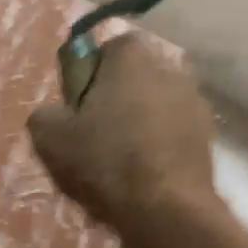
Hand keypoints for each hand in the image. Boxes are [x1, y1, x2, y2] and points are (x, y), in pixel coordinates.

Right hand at [28, 35, 220, 247]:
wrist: (161, 203)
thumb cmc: (101, 162)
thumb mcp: (50, 139)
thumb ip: (43, 114)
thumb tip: (50, 110)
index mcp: (130, 62)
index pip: (112, 44)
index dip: (92, 68)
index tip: (77, 98)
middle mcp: (168, 68)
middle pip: (135, 74)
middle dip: (115, 95)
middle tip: (90, 131)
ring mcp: (192, 98)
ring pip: (154, 100)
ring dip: (136, 118)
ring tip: (115, 155)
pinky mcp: (204, 129)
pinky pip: (171, 126)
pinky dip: (155, 140)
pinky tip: (138, 169)